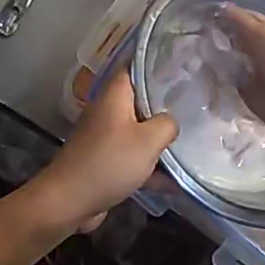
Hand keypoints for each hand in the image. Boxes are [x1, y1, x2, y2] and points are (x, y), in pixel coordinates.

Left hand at [34, 70, 177, 232]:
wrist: (70, 200)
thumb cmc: (109, 162)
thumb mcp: (147, 141)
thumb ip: (166, 125)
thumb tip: (171, 121)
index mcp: (114, 97)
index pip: (133, 68)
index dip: (155, 65)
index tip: (180, 67)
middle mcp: (107, 113)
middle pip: (139, 102)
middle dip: (164, 105)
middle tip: (194, 105)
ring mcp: (105, 138)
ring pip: (138, 132)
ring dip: (160, 140)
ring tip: (192, 140)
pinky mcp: (105, 163)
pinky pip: (133, 159)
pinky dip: (151, 167)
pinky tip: (176, 181)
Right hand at [220, 5, 264, 165]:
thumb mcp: (254, 99)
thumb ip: (236, 77)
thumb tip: (226, 64)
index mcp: (262, 36)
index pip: (230, 15)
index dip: (212, 18)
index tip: (197, 28)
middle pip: (249, 17)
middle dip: (229, 25)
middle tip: (211, 42)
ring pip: (264, 27)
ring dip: (247, 35)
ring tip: (231, 53)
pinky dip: (263, 43)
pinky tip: (258, 61)